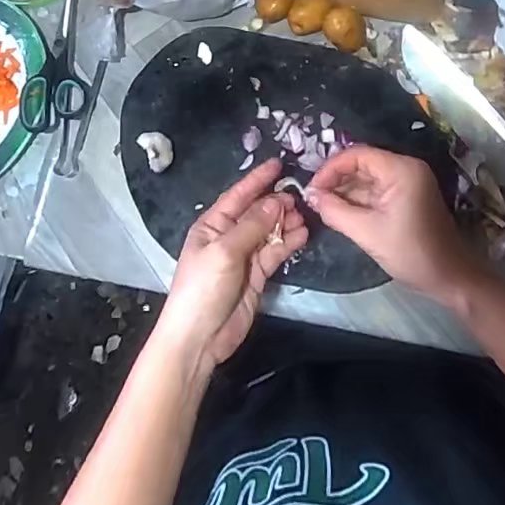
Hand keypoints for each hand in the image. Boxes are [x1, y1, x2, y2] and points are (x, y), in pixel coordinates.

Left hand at [158, 158, 307, 372]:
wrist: (199, 339)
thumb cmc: (202, 288)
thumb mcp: (224, 251)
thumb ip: (252, 226)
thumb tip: (275, 201)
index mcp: (212, 225)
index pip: (238, 195)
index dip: (257, 179)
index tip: (278, 164)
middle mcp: (228, 236)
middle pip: (256, 212)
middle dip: (276, 203)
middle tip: (299, 196)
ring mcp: (243, 256)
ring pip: (268, 232)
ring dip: (286, 223)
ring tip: (305, 215)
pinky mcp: (256, 276)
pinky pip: (274, 253)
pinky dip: (288, 243)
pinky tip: (303, 235)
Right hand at [305, 145, 483, 302]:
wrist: (452, 279)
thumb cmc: (413, 253)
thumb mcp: (368, 233)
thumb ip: (335, 211)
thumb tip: (310, 196)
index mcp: (401, 170)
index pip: (357, 155)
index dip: (331, 168)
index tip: (312, 188)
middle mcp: (404, 169)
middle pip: (361, 164)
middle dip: (335, 180)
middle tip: (313, 199)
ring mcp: (406, 183)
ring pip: (366, 178)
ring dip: (343, 191)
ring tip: (320, 206)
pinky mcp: (405, 197)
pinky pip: (374, 190)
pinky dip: (356, 200)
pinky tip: (338, 211)